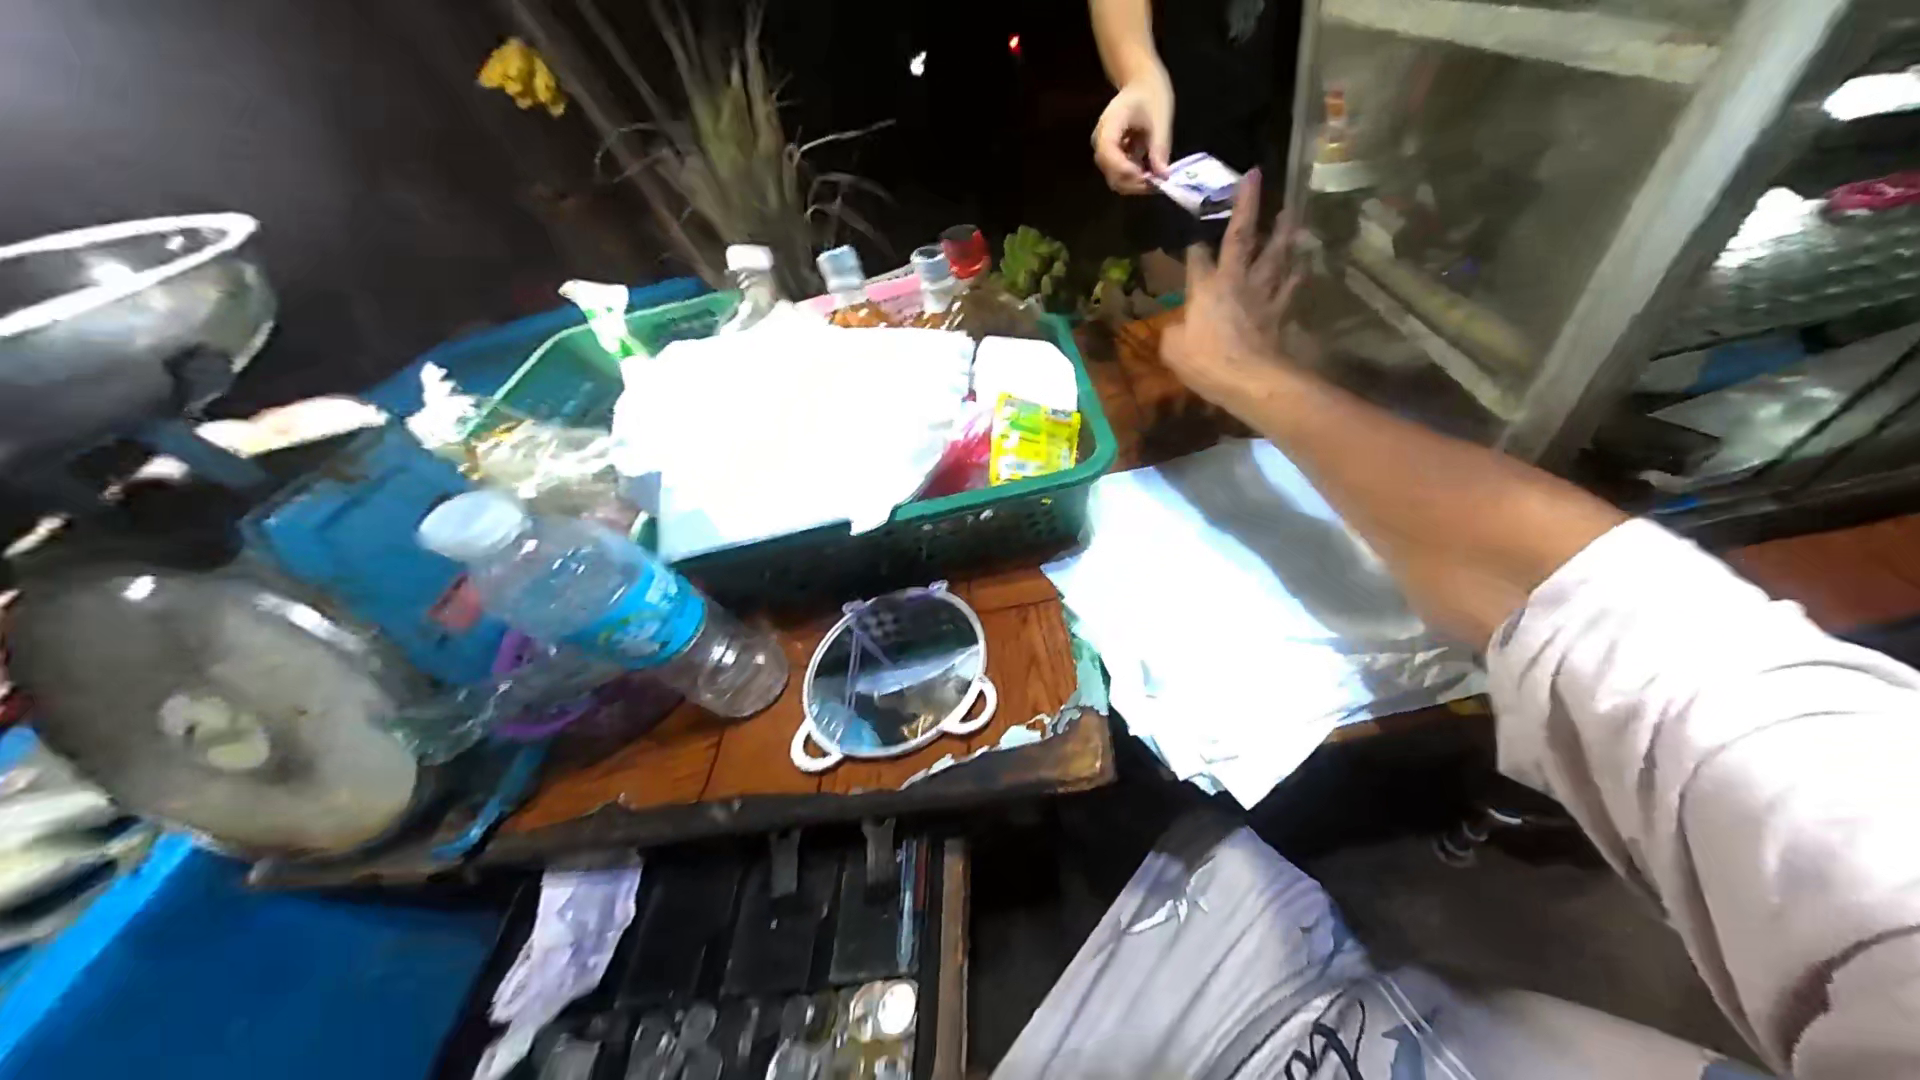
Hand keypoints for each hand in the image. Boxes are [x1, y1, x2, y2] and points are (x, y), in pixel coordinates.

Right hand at [1091, 68, 1173, 194]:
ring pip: (1115, 178)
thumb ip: (1159, 148)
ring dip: (1135, 183)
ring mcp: (1104, 151)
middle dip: (1133, 183)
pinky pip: (1120, 174)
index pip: (1108, 154)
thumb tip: (1163, 175)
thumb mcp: (1160, 119)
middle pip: (1111, 172)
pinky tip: (1149, 171)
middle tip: (1157, 183)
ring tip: (1155, 178)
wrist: (1141, 85)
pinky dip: (1135, 178)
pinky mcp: (1111, 157)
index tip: (1147, 177)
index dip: (1125, 169)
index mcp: (1109, 125)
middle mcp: (1101, 142)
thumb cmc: (1151, 94)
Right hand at [1160, 168, 1306, 413]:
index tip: (1191, 235)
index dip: (1193, 246)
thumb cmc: (1205, 361)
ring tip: (1289, 213)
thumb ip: (1174, 331)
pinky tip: (1302, 262)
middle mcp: (1235, 280)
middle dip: (1247, 205)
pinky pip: (1291, 285)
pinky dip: (1297, 272)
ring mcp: (1262, 294)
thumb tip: (1179, 326)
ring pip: (1276, 254)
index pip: (1197, 257)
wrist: (1249, 379)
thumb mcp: (1173, 349)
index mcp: (1205, 287)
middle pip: (1243, 236)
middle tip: (1255, 176)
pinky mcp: (1279, 311)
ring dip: (1283, 232)